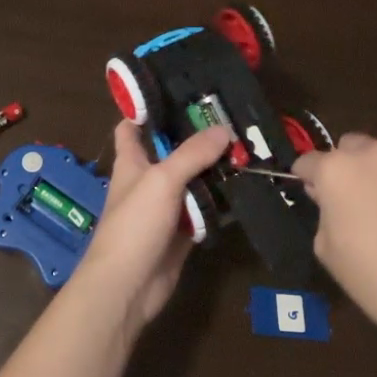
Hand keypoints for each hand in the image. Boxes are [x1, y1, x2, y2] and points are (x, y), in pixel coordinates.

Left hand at [69, 124, 230, 330]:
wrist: (127, 286)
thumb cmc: (133, 225)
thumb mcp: (161, 180)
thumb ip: (191, 154)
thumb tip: (223, 128)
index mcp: (130, 162)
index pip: (133, 126)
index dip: (148, 108)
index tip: (178, 90)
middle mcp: (147, 180)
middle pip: (171, 152)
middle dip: (197, 137)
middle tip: (233, 119)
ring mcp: (165, 208)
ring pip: (192, 181)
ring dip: (214, 170)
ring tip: (249, 147)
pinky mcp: (181, 233)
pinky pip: (204, 211)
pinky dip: (220, 203)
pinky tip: (245, 188)